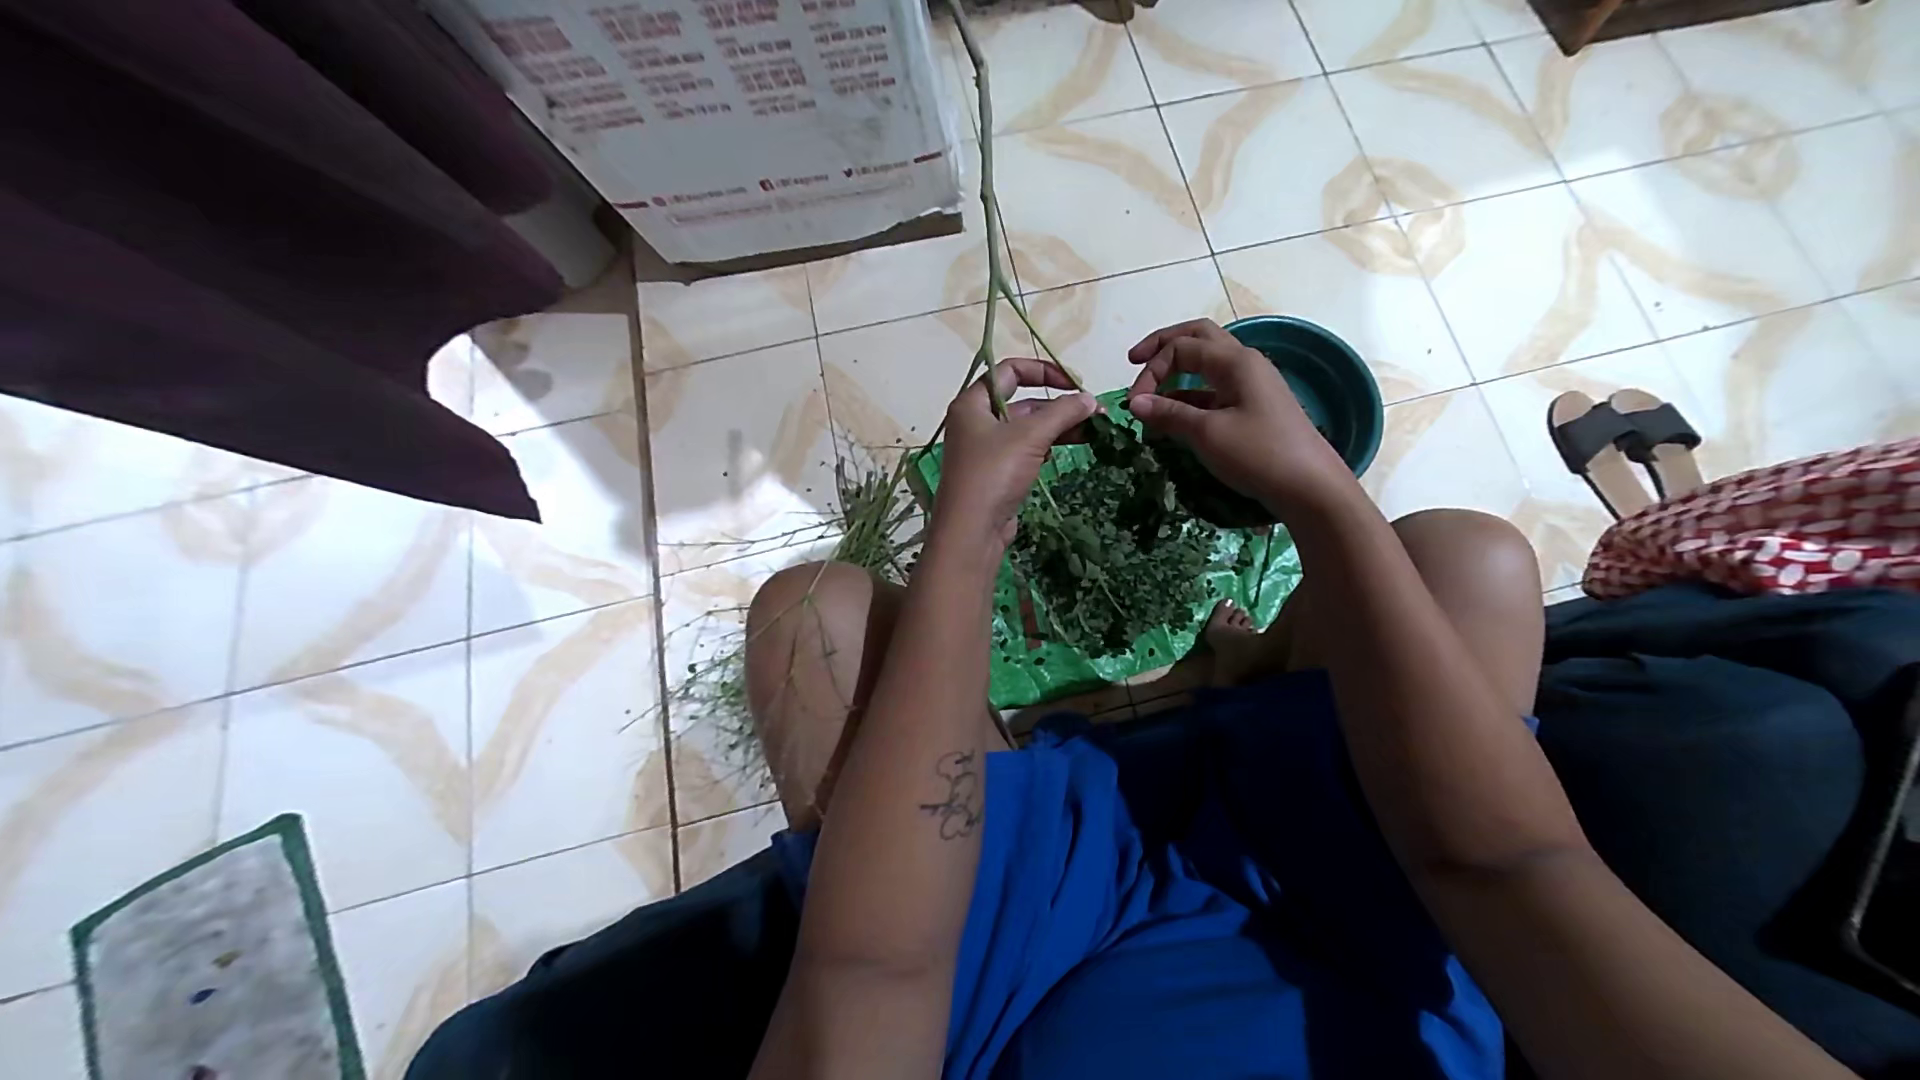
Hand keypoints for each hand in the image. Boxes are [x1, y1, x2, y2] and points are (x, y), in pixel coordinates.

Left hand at [936, 357, 1096, 547]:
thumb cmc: (994, 474)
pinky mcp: (996, 473)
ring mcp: (985, 449)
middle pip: (1021, 401)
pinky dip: (1046, 446)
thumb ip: (1062, 412)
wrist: (972, 530)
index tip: (1073, 383)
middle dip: (1058, 404)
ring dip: (1058, 426)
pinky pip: (1024, 450)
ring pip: (1026, 428)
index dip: (1042, 371)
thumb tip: (1090, 399)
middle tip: (1094, 412)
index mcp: (972, 403)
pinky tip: (1067, 448)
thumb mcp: (1030, 436)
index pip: (1009, 371)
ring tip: (1093, 431)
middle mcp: (975, 422)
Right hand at [1124, 319, 1356, 513]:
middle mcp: (1244, 365)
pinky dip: (1188, 398)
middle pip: (1197, 339)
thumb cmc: (1259, 454)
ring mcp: (1250, 386)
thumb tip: (1134, 403)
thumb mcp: (1207, 433)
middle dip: (1163, 348)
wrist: (1310, 487)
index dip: (1151, 370)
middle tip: (1133, 361)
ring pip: (1205, 366)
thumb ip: (1169, 414)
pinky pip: (1213, 392)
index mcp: (1235, 361)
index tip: (1133, 404)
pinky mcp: (1252, 409)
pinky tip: (1172, 419)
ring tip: (1148, 399)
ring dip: (1174, 376)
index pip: (1181, 347)